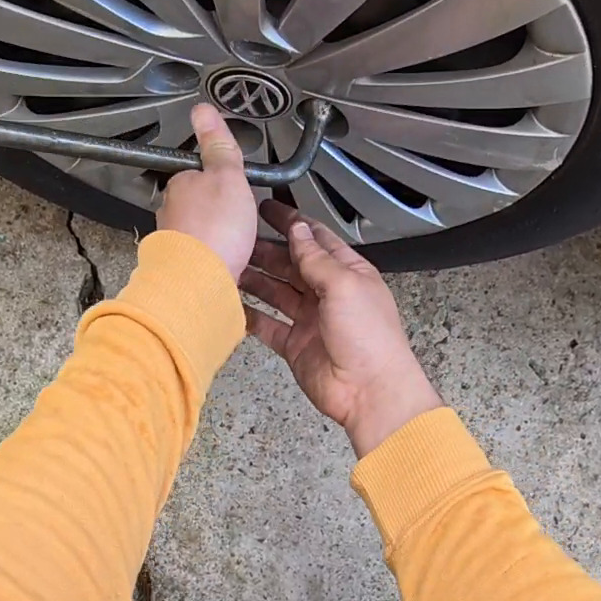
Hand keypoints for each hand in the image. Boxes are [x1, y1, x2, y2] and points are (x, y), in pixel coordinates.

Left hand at [154, 104, 257, 279]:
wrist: (198, 282)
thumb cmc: (212, 231)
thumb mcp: (227, 177)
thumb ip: (218, 146)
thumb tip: (204, 111)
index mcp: (180, 184)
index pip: (198, 172)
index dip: (219, 177)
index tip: (234, 184)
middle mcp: (170, 213)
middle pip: (196, 204)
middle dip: (213, 209)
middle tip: (237, 216)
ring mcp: (174, 242)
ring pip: (195, 232)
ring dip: (211, 236)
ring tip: (233, 243)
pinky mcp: (182, 269)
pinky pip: (199, 258)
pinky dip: (211, 259)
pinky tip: (224, 264)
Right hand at [241, 202, 442, 456]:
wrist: (369, 391)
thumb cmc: (370, 338)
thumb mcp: (344, 285)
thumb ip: (316, 257)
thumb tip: (299, 230)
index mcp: (348, 274)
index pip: (316, 239)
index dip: (292, 223)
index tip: (267, 209)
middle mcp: (329, 295)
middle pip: (291, 265)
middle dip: (266, 251)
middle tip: (238, 239)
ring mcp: (311, 321)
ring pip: (277, 293)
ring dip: (255, 280)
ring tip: (230, 266)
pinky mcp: (296, 346)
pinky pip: (269, 327)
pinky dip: (251, 316)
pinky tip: (233, 305)